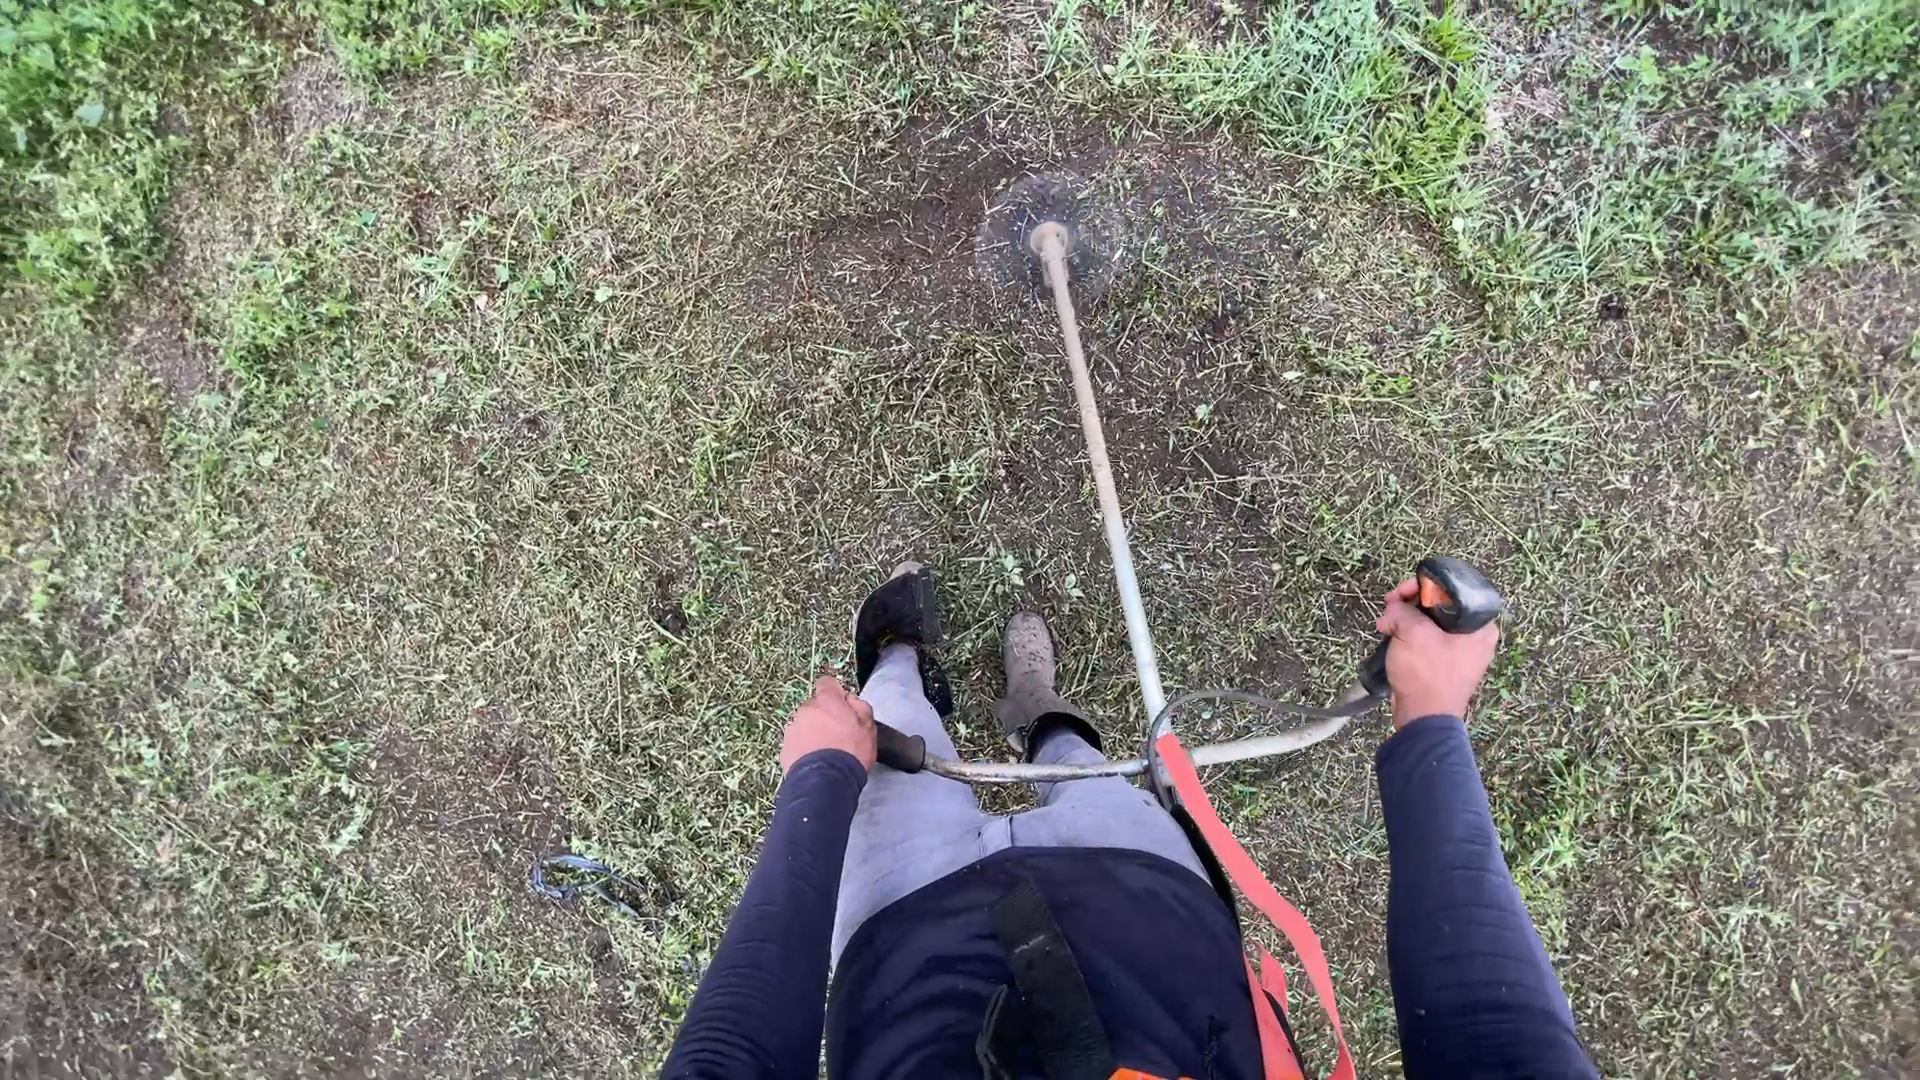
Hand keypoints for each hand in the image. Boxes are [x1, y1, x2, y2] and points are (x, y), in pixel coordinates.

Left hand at [780, 676, 876, 772]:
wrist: (826, 782)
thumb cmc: (851, 752)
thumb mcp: (869, 727)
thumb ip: (860, 706)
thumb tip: (850, 700)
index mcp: (827, 700)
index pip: (826, 683)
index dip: (834, 693)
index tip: (841, 705)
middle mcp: (806, 709)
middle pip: (815, 706)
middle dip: (824, 716)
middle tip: (838, 734)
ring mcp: (793, 728)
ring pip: (804, 724)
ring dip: (813, 732)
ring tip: (826, 752)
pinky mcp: (784, 748)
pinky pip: (796, 742)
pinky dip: (804, 748)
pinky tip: (816, 761)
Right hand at [1375, 578, 1499, 729]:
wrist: (1424, 716)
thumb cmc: (1427, 672)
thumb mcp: (1414, 633)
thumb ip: (1404, 611)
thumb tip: (1394, 609)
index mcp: (1480, 626)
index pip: (1453, 591)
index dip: (1424, 586)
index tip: (1401, 592)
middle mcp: (1474, 636)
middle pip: (1439, 605)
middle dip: (1409, 604)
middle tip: (1388, 605)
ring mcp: (1459, 651)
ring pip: (1428, 622)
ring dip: (1403, 619)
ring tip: (1384, 625)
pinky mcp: (1443, 662)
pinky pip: (1425, 638)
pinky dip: (1407, 634)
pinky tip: (1389, 635)